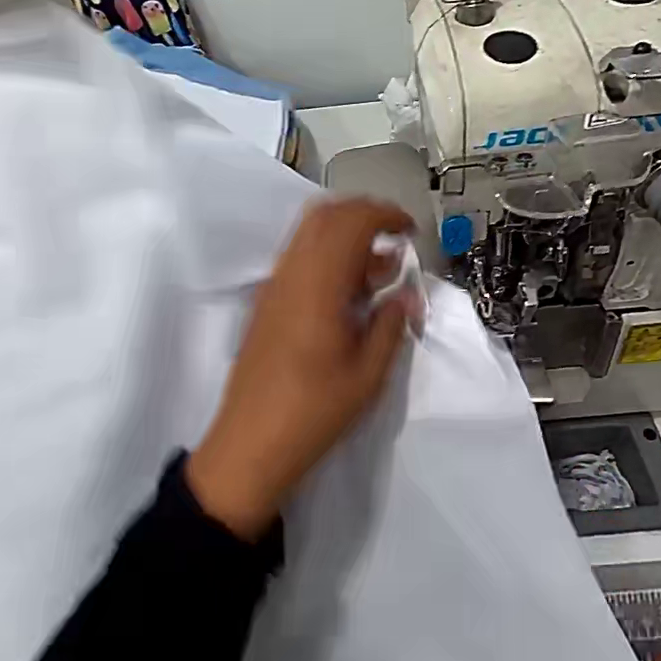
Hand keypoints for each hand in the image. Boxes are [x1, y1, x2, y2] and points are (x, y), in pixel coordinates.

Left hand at [186, 197, 418, 539]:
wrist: (249, 446)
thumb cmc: (314, 413)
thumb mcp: (368, 375)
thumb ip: (390, 326)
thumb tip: (406, 295)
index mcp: (318, 287)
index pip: (351, 222)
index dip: (385, 215)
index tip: (410, 231)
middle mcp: (290, 275)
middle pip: (325, 215)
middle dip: (365, 215)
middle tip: (395, 240)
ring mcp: (273, 287)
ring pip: (308, 234)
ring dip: (345, 235)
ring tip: (377, 272)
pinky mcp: (265, 303)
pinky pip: (298, 258)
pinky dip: (327, 255)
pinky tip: (348, 293)